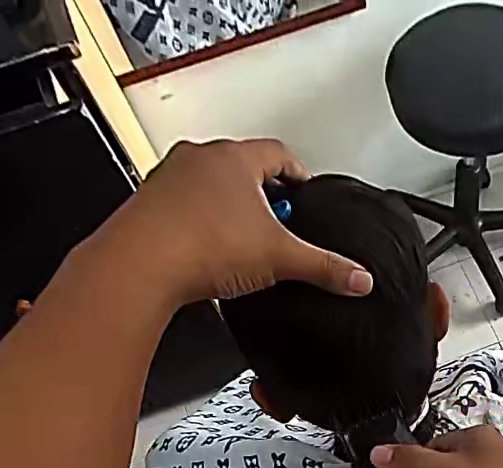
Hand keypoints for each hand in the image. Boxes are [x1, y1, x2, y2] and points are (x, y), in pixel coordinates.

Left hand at [86, 138, 373, 306]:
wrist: (143, 263)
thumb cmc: (202, 244)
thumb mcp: (282, 258)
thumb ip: (326, 267)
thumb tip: (359, 278)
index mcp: (234, 159)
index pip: (278, 153)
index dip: (299, 173)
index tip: (306, 190)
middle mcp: (199, 159)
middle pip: (245, 169)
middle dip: (266, 196)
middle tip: (281, 225)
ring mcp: (172, 180)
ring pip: (214, 187)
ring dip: (233, 209)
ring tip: (249, 243)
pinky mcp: (154, 206)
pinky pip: (188, 208)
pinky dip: (206, 225)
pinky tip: (216, 254)